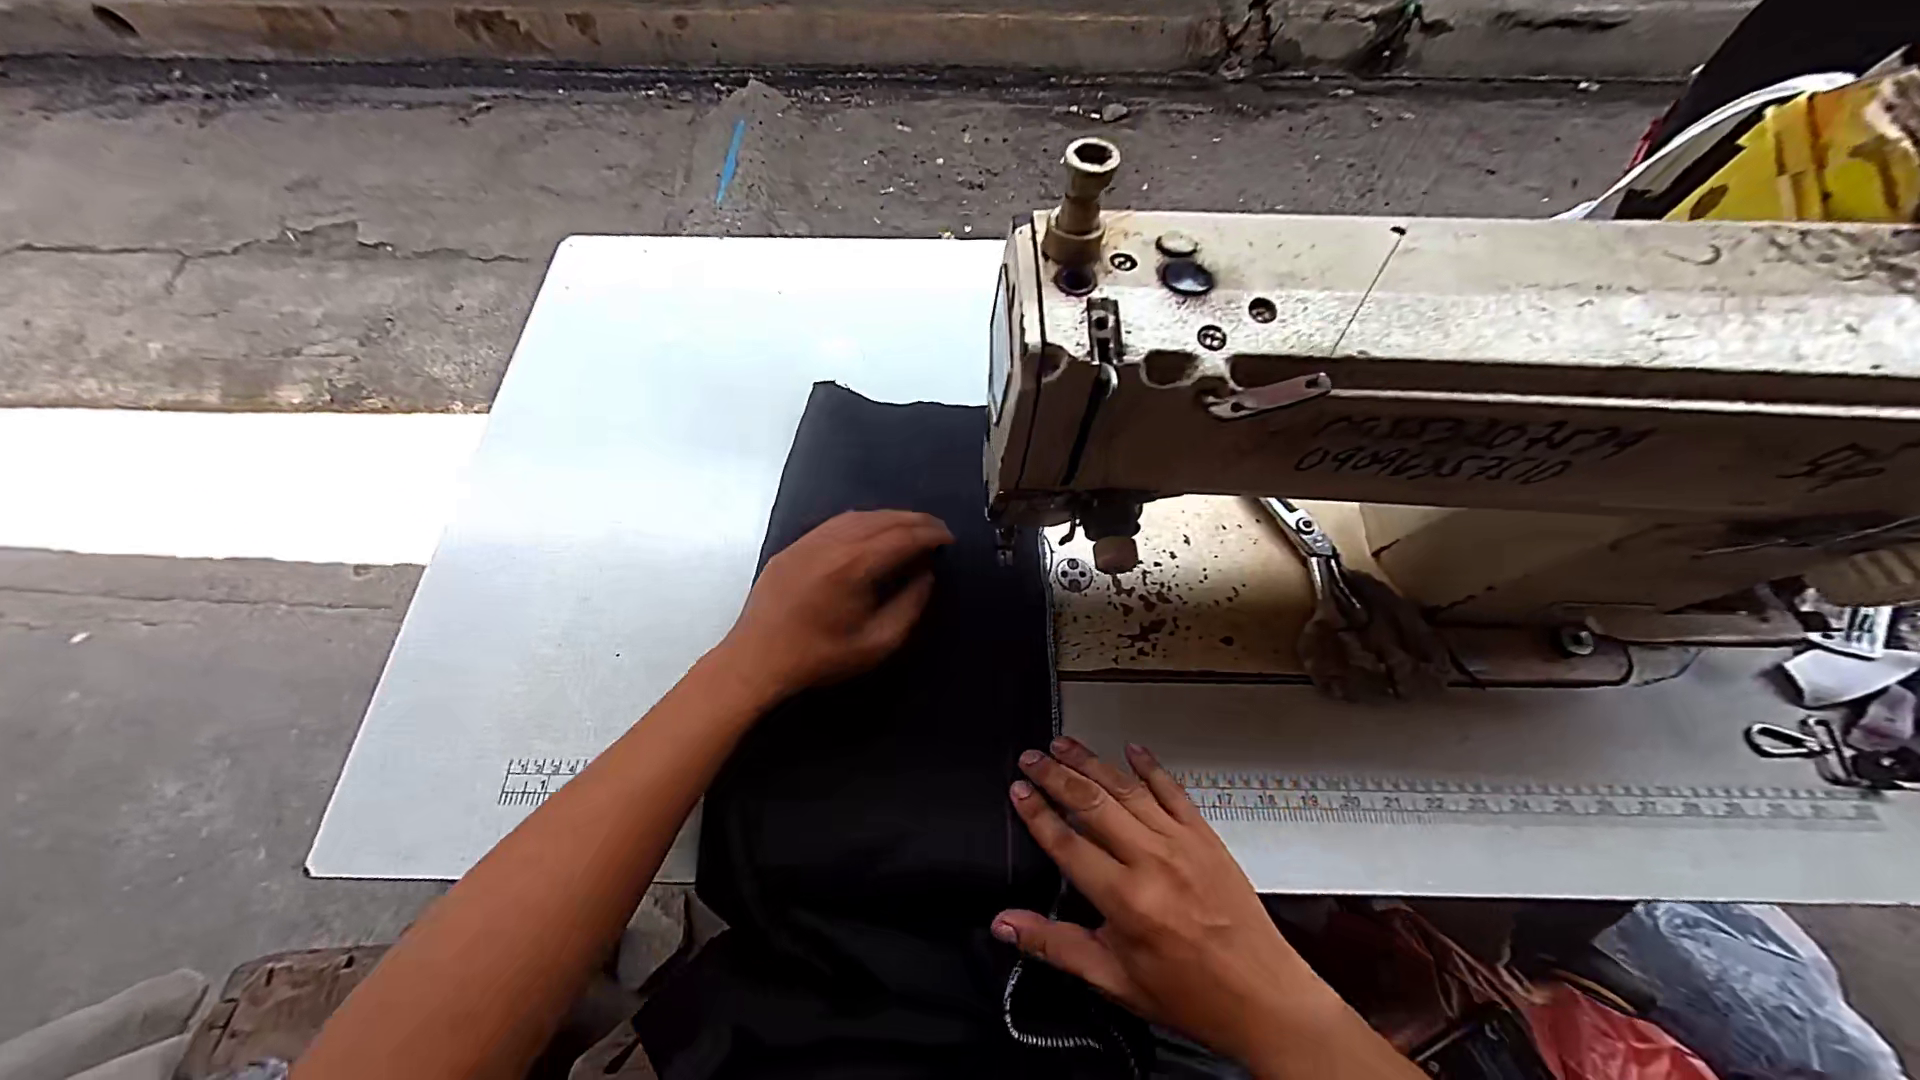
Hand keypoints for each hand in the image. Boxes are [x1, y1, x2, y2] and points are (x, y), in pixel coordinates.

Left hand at [717, 510, 952, 698]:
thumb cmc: (819, 658)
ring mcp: (808, 541)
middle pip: (882, 519)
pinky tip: (872, 531)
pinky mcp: (793, 547)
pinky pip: (834, 523)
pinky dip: (862, 521)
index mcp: (854, 566)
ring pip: (857, 516)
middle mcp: (831, 544)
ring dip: (889, 517)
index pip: (902, 536)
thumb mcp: (877, 644)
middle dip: (915, 521)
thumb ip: (909, 606)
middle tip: (937, 529)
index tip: (949, 538)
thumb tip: (926, 576)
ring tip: (911, 527)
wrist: (756, 661)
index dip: (930, 534)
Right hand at [993, 739, 1414, 1079]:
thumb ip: (1054, 945)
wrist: (1266, 999)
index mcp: (1127, 900)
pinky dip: (1150, 766)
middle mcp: (1152, 862)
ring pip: (1125, 788)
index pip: (1066, 842)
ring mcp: (1181, 843)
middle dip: (1055, 775)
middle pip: (1091, 802)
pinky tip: (1132, 748)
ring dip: (1091, 762)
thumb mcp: (1114, 980)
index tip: (1018, 790)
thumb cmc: (1193, 995)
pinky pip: (1172, 790)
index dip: (1036, 812)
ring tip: (1065, 745)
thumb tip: (1007, 926)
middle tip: (1031, 758)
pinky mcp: (1205, 836)